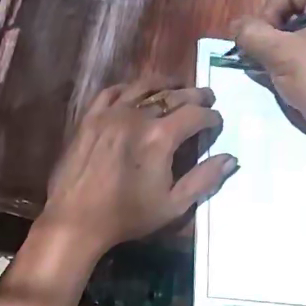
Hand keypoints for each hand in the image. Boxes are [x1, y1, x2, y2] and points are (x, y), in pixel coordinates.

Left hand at [39, 80, 237, 260]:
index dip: (212, 117)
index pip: (196, 114)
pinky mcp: (88, 119)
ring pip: (142, 87)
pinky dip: (127, 88)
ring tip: (175, 87)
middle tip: (206, 98)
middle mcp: (136, 117)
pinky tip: (134, 92)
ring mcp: (109, 115)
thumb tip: (231, 159)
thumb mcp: (172, 205)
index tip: (216, 123)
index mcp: (159, 137)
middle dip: (195, 95)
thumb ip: (203, 180)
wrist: (75, 220)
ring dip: (164, 85)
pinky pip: (110, 92)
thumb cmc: (125, 217)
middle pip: (173, 95)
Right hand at [232, 0, 305, 139]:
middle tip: (255, 52)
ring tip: (260, 65)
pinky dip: (280, 58)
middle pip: (289, 9)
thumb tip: (235, 26)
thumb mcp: (279, 52)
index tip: (261, 37)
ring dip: (270, 46)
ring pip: (290, 32)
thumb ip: (252, 34)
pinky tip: (271, 74)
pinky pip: (297, 50)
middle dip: (266, 29)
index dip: (269, 9)